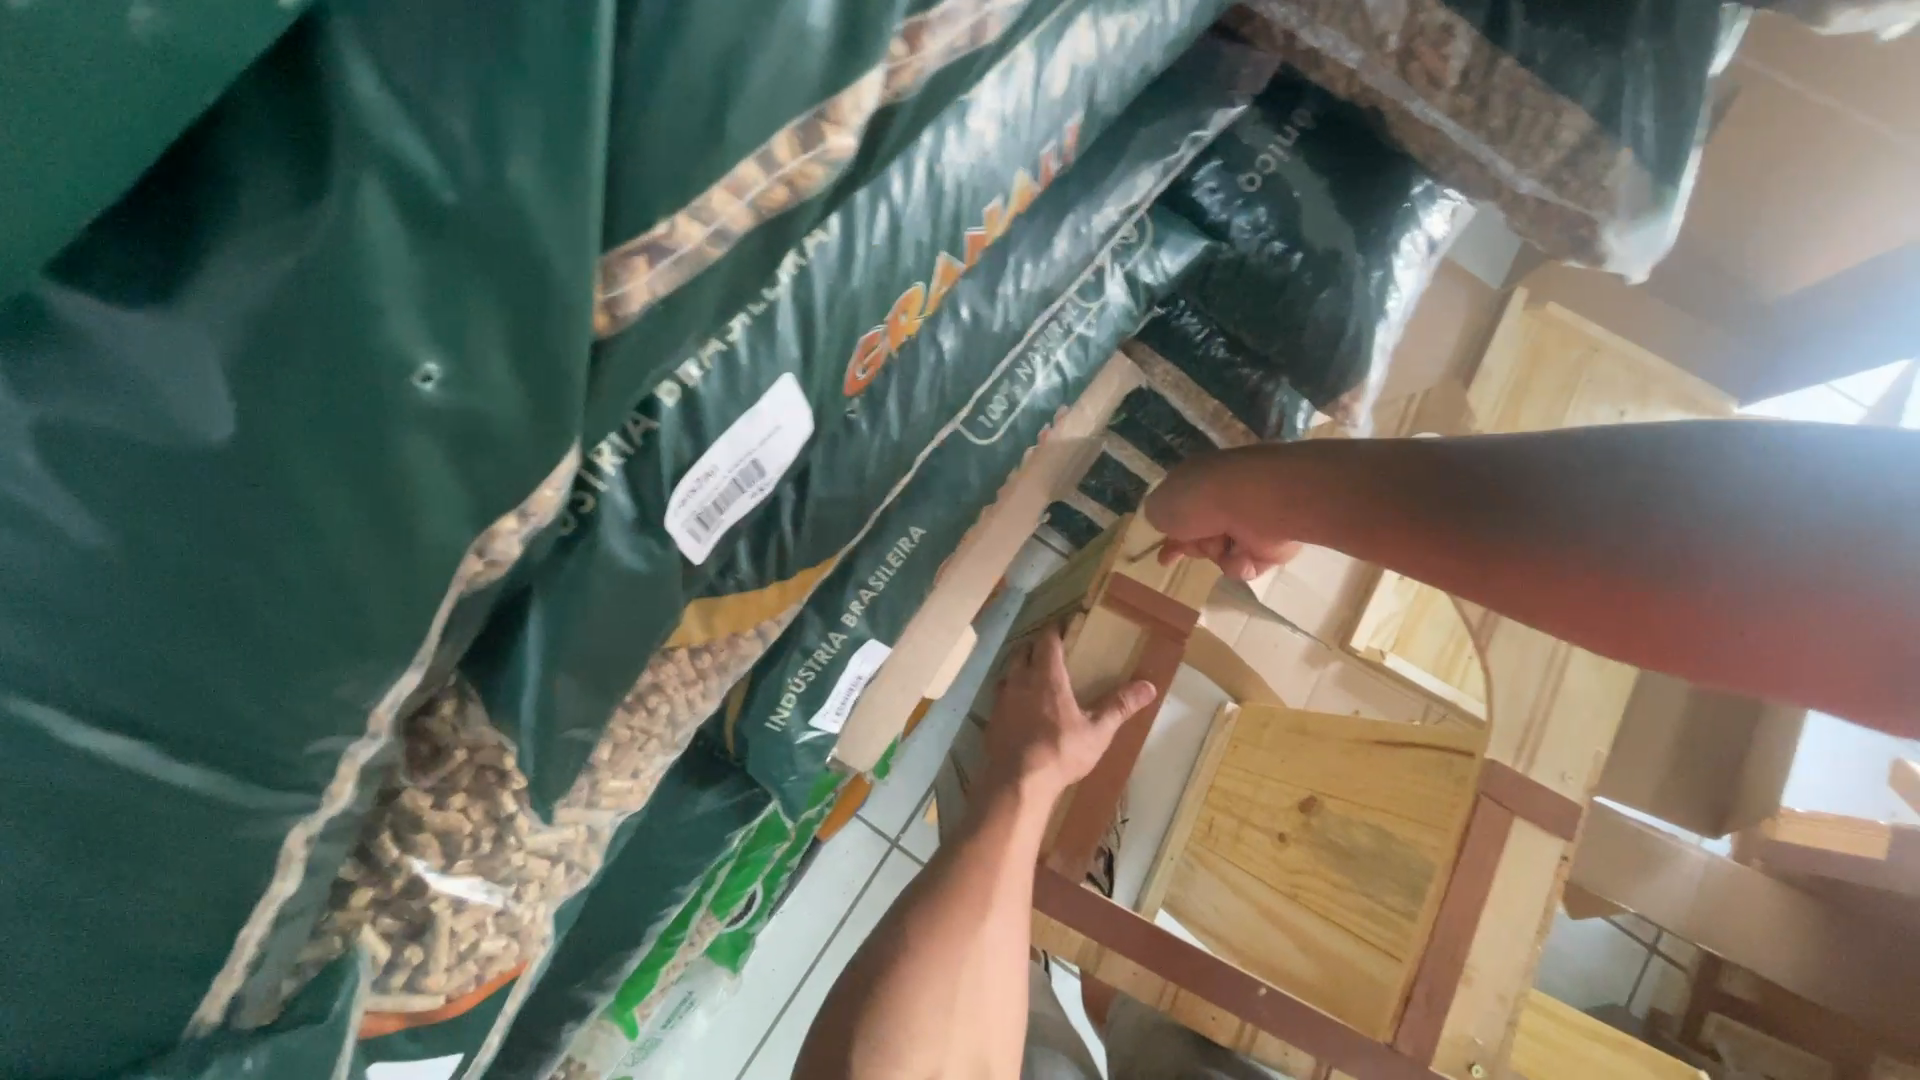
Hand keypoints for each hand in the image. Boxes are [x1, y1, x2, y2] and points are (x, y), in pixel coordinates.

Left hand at [982, 625, 1155, 795]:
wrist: (1017, 782)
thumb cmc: (1060, 752)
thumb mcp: (1097, 731)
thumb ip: (1120, 706)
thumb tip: (1149, 686)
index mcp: (1046, 676)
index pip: (1047, 640)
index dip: (1055, 630)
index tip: (1065, 626)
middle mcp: (1019, 681)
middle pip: (1023, 651)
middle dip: (1036, 647)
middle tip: (1051, 652)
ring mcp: (1001, 700)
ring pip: (1008, 672)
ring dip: (1020, 669)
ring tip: (1034, 678)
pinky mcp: (991, 720)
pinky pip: (999, 697)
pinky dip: (1010, 695)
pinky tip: (1019, 709)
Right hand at [1144, 450, 1300, 580]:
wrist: (1254, 502)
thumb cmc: (1199, 500)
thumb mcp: (1159, 506)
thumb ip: (1157, 517)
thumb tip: (1170, 525)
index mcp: (1197, 482)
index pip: (1181, 511)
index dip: (1170, 535)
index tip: (1164, 558)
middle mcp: (1224, 499)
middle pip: (1199, 536)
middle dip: (1193, 546)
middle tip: (1195, 543)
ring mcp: (1248, 520)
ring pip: (1220, 553)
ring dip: (1215, 553)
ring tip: (1223, 543)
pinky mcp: (1269, 543)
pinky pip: (1245, 565)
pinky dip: (1239, 564)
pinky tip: (1242, 555)